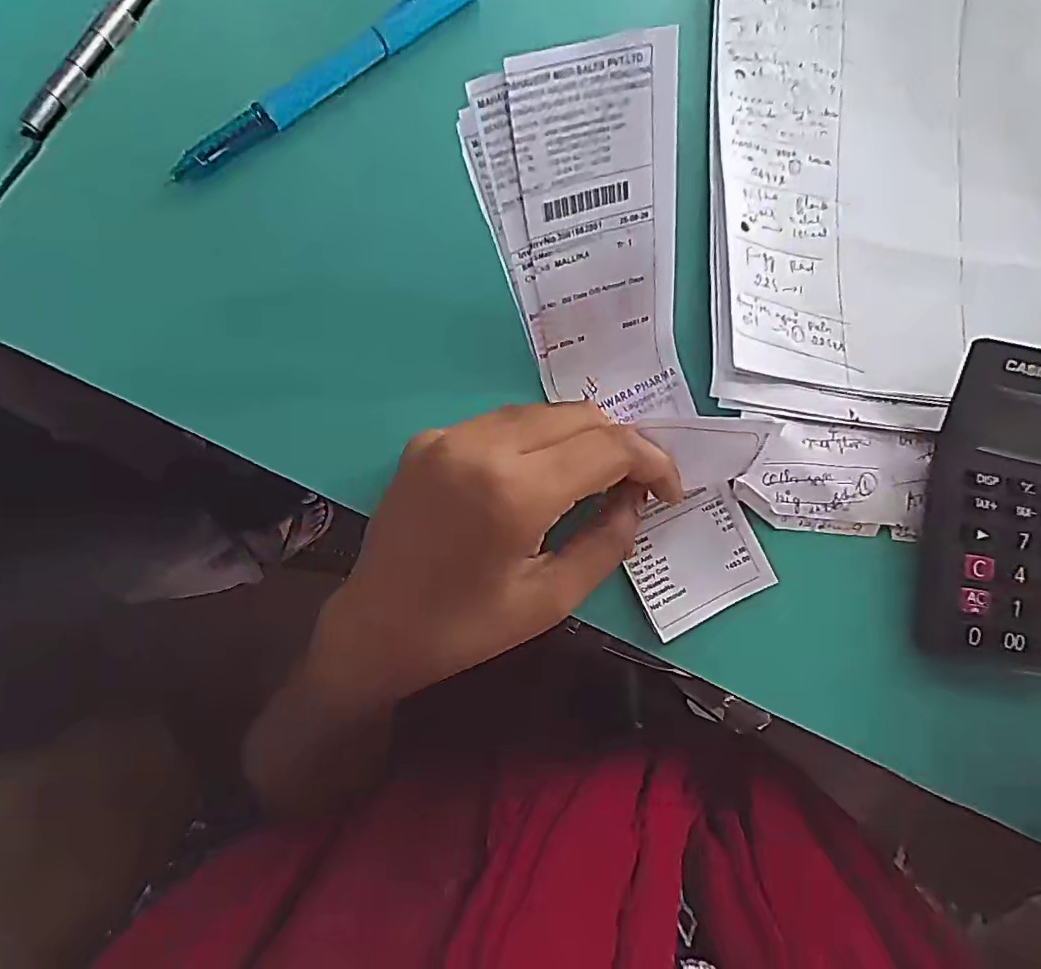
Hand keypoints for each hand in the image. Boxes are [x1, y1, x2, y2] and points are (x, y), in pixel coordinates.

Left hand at [304, 402, 682, 710]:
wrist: (372, 629)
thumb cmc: (466, 628)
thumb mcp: (552, 597)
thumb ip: (608, 538)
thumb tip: (634, 496)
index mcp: (513, 490)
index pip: (609, 446)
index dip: (652, 462)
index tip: (667, 491)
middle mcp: (480, 445)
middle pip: (580, 416)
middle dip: (620, 445)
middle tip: (633, 487)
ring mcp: (449, 435)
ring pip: (543, 412)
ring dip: (581, 438)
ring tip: (593, 480)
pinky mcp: (430, 438)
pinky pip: (504, 422)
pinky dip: (538, 439)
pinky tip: (539, 475)